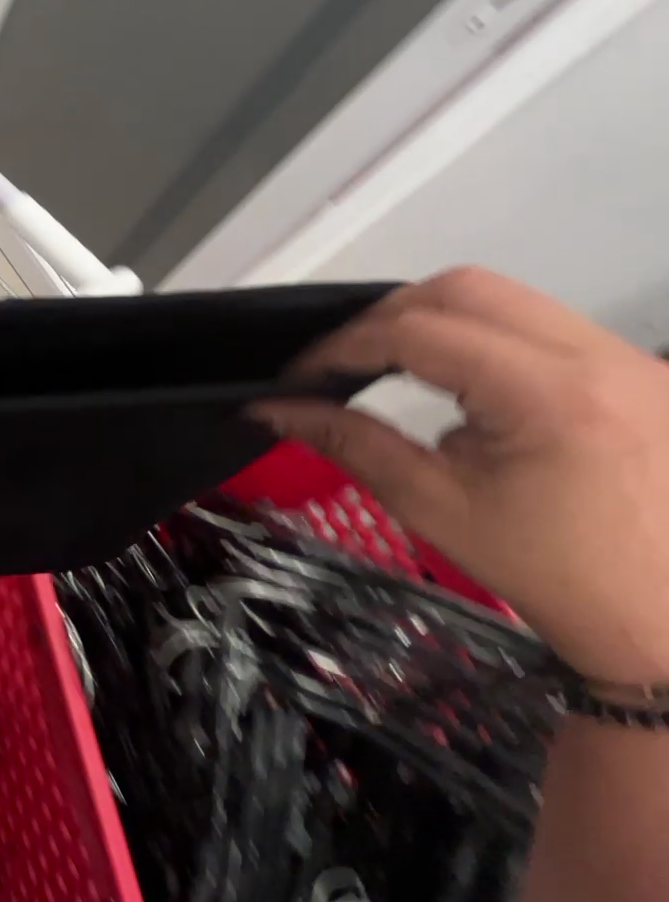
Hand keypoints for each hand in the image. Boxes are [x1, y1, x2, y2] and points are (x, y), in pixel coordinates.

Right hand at [254, 267, 668, 683]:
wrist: (663, 612)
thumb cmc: (543, 566)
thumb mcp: (428, 502)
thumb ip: (347, 441)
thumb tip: (271, 409)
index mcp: (549, 393)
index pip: (419, 330)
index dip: (341, 346)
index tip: (296, 378)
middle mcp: (600, 356)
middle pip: (464, 290)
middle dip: (380, 320)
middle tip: (334, 366)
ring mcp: (628, 357)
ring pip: (502, 297)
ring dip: (425, 321)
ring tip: (378, 366)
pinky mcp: (636, 369)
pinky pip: (535, 323)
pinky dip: (470, 336)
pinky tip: (443, 377)